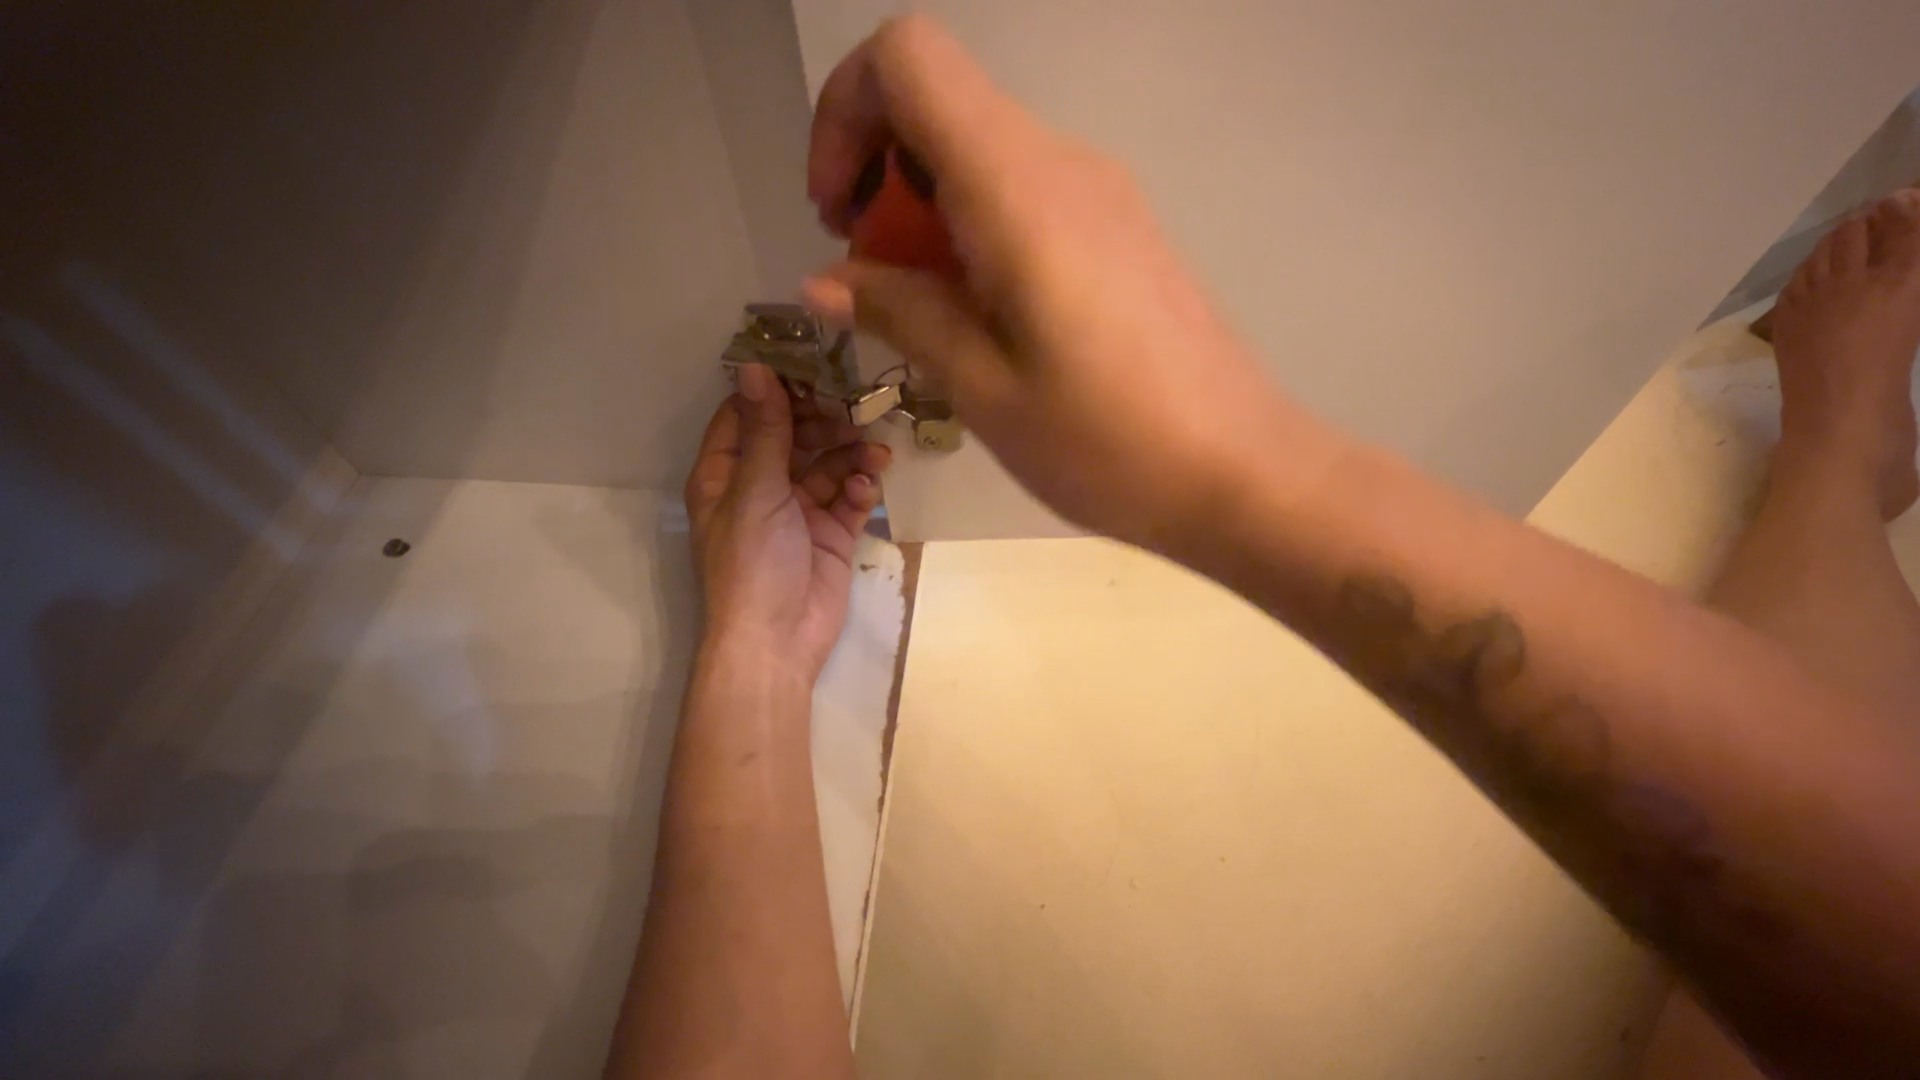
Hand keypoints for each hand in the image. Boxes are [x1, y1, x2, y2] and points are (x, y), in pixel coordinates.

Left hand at [685, 364, 891, 679]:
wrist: (777, 640)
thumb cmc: (752, 562)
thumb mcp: (756, 490)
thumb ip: (765, 430)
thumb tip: (754, 366)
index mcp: (726, 474)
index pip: (747, 416)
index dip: (776, 392)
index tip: (813, 367)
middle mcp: (761, 487)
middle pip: (795, 437)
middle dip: (825, 423)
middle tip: (855, 411)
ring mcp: (799, 511)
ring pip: (829, 466)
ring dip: (851, 454)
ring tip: (875, 451)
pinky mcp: (832, 534)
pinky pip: (849, 498)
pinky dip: (861, 488)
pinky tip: (869, 488)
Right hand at [802, 16, 1319, 554]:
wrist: (1239, 470)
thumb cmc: (1105, 442)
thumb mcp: (983, 388)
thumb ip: (900, 312)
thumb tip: (822, 279)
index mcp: (1017, 189)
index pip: (907, 60)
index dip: (845, 114)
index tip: (838, 216)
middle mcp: (1061, 165)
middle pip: (939, 104)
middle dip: (878, 177)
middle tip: (874, 284)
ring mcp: (1099, 194)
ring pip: (979, 154)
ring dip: (925, 216)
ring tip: (926, 316)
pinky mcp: (1119, 229)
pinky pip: (1022, 196)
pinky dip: (974, 234)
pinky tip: (983, 321)